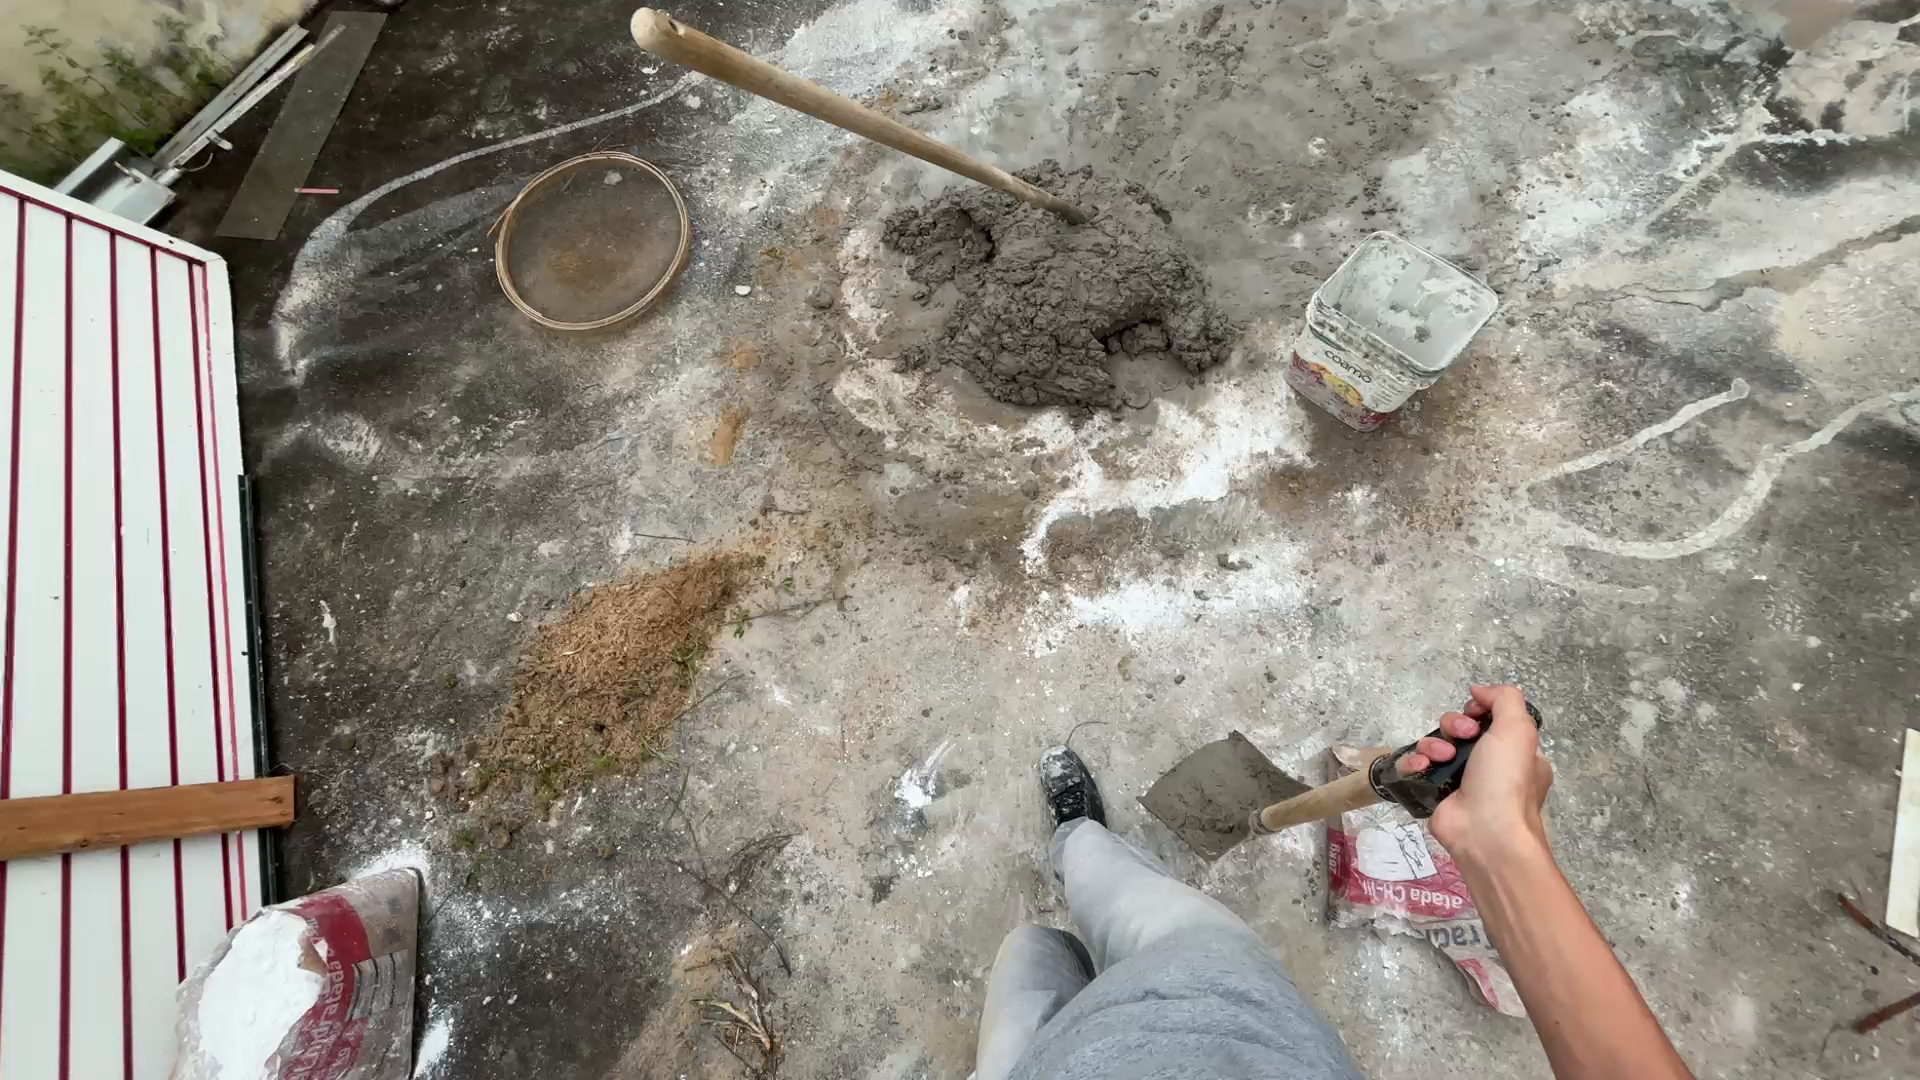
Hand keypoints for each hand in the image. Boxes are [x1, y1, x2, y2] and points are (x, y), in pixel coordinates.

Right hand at [1394, 684, 1551, 866]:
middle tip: (1460, 738)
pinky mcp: (1435, 791)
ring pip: (1435, 745)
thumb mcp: (1518, 731)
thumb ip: (1504, 700)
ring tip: (1439, 759)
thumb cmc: (1506, 781)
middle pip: (1458, 729)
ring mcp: (1461, 780)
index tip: (1476, 716)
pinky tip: (1420, 768)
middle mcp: (1489, 766)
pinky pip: (1417, 766)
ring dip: (1432, 745)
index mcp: (1515, 754)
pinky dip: (1414, 763)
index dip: (1478, 711)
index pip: (1490, 720)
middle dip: (1452, 726)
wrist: (1485, 831)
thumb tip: (1479, 689)